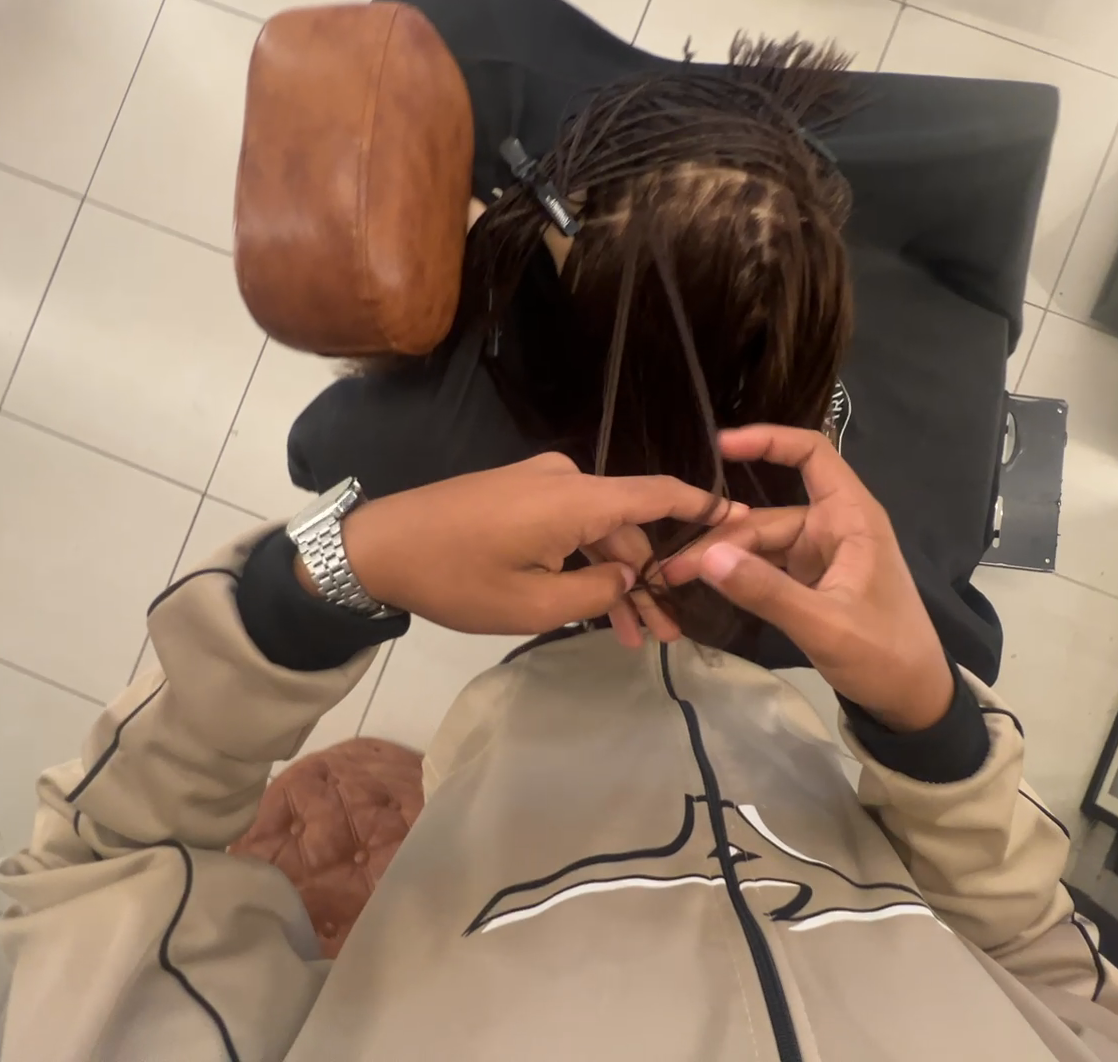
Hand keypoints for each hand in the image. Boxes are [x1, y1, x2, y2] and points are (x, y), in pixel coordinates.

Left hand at [320, 454, 731, 635]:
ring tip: (634, 636)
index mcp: (577, 498)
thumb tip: (630, 575)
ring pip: (597, 535)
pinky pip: (567, 529)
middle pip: (628, 529)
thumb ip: (598, 591)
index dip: (703, 508)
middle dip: (650, 580)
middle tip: (666, 632)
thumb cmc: (457, 578)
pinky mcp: (519, 496)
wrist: (377, 548)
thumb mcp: (534, 603)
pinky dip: (582, 565)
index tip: (739, 521)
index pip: (658, 494)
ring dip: (614, 580)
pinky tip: (593, 608)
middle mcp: (566, 481)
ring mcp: (540, 486)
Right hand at [660, 425, 953, 731]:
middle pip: (766, 515)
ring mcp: (818, 555)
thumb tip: (706, 557)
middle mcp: (832, 527)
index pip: (811, 455)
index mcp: (851, 518)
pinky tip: (705, 585)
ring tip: (678, 579)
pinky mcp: (808, 581)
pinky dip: (737, 576)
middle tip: (675, 567)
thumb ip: (766, 591)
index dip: (768, 441)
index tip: (721, 446)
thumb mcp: (825, 624)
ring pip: (759, 544)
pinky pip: (764, 567)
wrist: (911, 701)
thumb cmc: (884, 654)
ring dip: (723, 560)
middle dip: (721, 538)